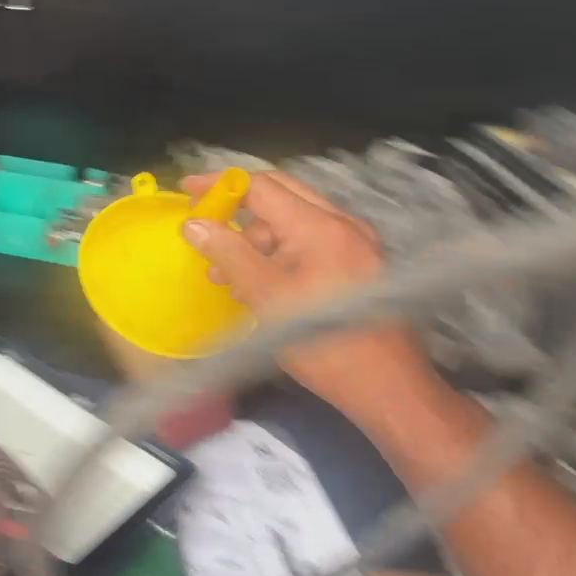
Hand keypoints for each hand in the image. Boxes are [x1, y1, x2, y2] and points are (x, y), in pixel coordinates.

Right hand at [180, 171, 436, 422]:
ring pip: (293, 218)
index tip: (186, 191)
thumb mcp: (264, 296)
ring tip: (226, 270)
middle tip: (205, 220)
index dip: (219, 184)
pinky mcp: (362, 266)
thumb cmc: (322, 343)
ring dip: (255, 234)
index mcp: (321, 228)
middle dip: (238, 205)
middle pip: (281, 193)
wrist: (389, 392)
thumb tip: (192, 223)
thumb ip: (227, 252)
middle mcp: (344, 226)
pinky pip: (310, 240)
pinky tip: (258, 281)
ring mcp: (357, 245)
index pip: (261, 186)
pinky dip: (278, 250)